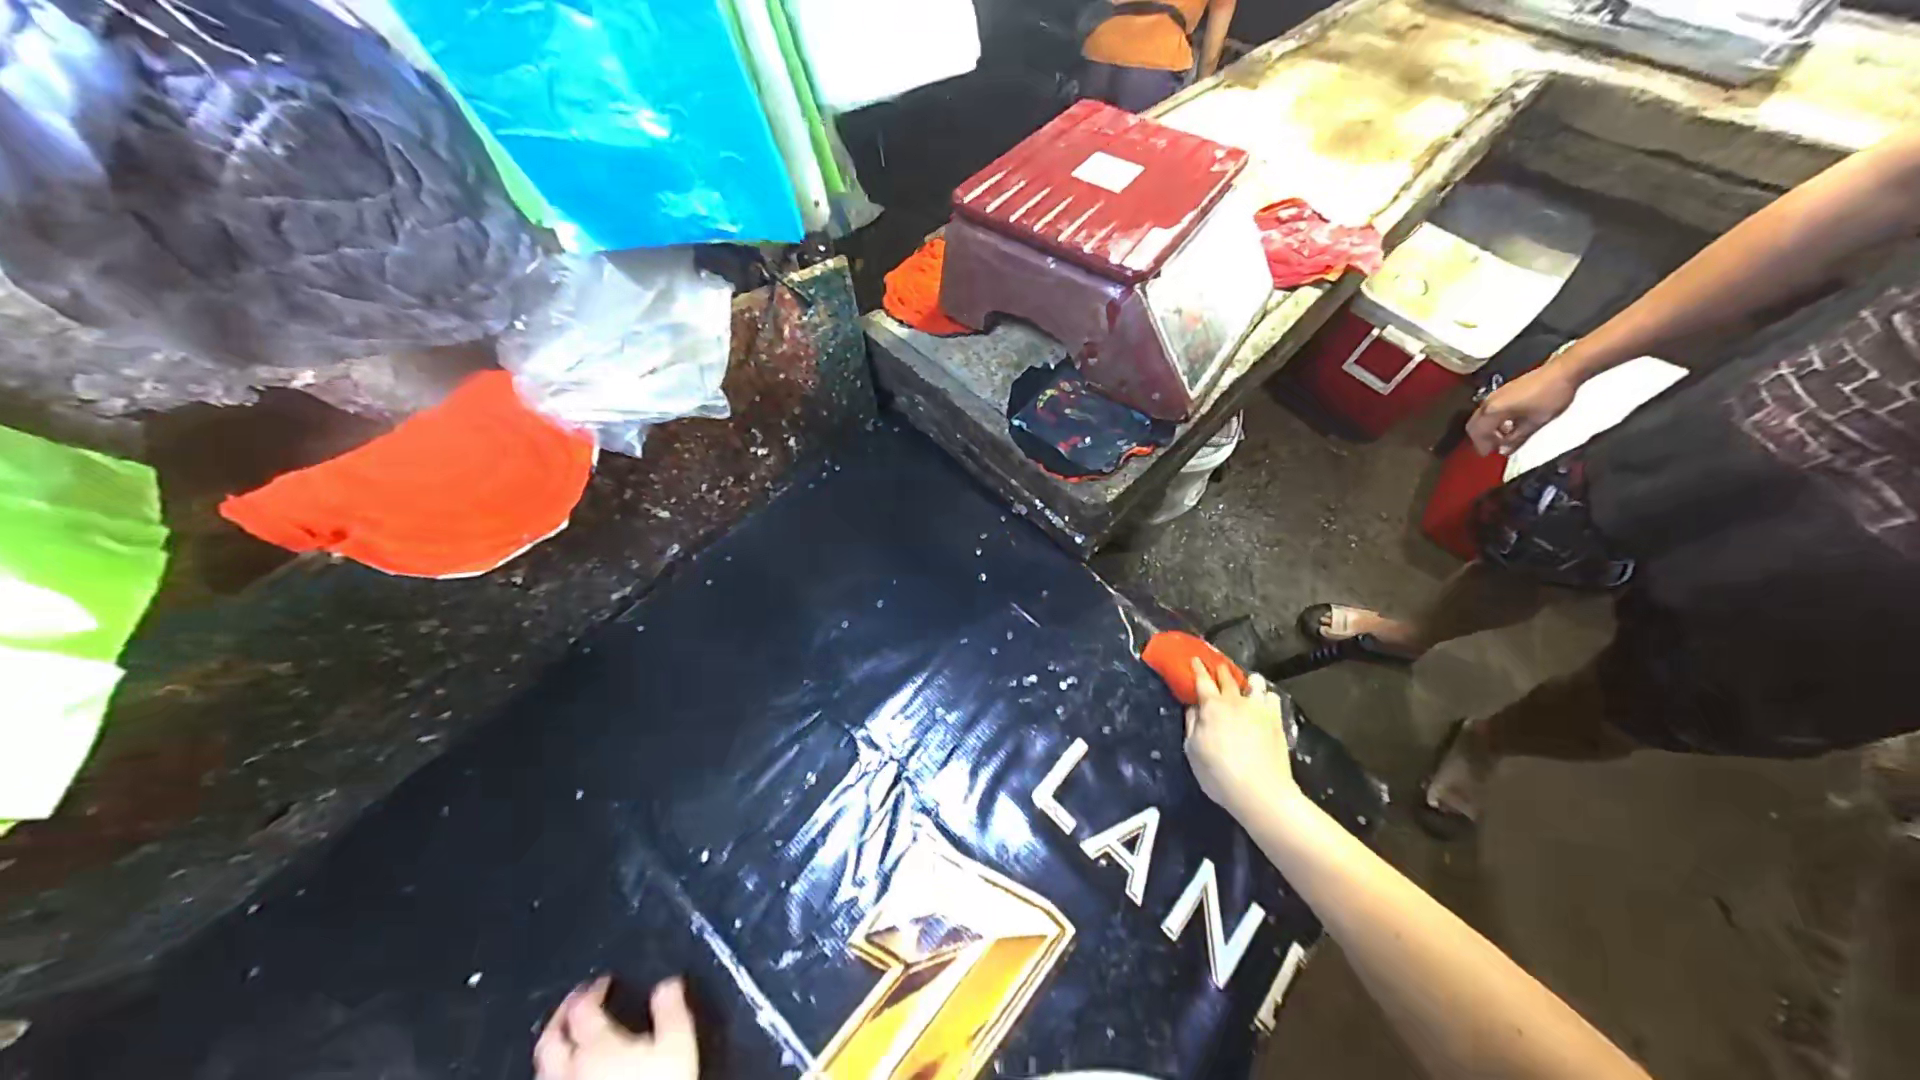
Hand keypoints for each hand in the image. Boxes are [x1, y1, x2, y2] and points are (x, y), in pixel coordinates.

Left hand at [535, 976, 698, 1079]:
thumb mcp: (676, 1044)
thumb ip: (670, 1010)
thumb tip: (668, 983)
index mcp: (596, 1047)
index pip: (583, 1009)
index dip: (591, 991)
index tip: (603, 982)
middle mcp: (570, 1071)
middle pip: (551, 1038)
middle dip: (561, 1014)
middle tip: (574, 999)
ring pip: (542, 1069)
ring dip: (552, 1046)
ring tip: (564, 1036)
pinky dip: (552, 1074)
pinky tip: (565, 1076)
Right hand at [1183, 659, 1298, 818]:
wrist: (1261, 791)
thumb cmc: (1218, 773)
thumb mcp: (1192, 750)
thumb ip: (1191, 724)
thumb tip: (1193, 706)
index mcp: (1211, 706)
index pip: (1202, 680)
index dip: (1197, 668)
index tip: (1195, 659)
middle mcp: (1235, 701)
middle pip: (1227, 676)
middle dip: (1220, 668)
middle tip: (1216, 665)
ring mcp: (1259, 708)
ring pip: (1254, 682)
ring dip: (1246, 680)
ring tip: (1245, 684)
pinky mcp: (1276, 719)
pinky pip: (1272, 697)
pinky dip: (1265, 696)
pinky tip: (1263, 703)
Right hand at [1465, 365, 1579, 455]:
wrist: (1563, 371)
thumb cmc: (1550, 397)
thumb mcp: (1535, 422)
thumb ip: (1517, 438)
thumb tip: (1504, 450)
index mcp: (1493, 411)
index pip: (1478, 433)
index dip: (1482, 446)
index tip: (1489, 454)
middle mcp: (1488, 403)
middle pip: (1474, 425)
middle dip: (1481, 438)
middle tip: (1493, 447)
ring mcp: (1495, 395)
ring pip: (1481, 417)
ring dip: (1487, 429)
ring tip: (1503, 437)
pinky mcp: (1502, 391)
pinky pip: (1489, 409)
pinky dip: (1493, 420)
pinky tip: (1509, 423)